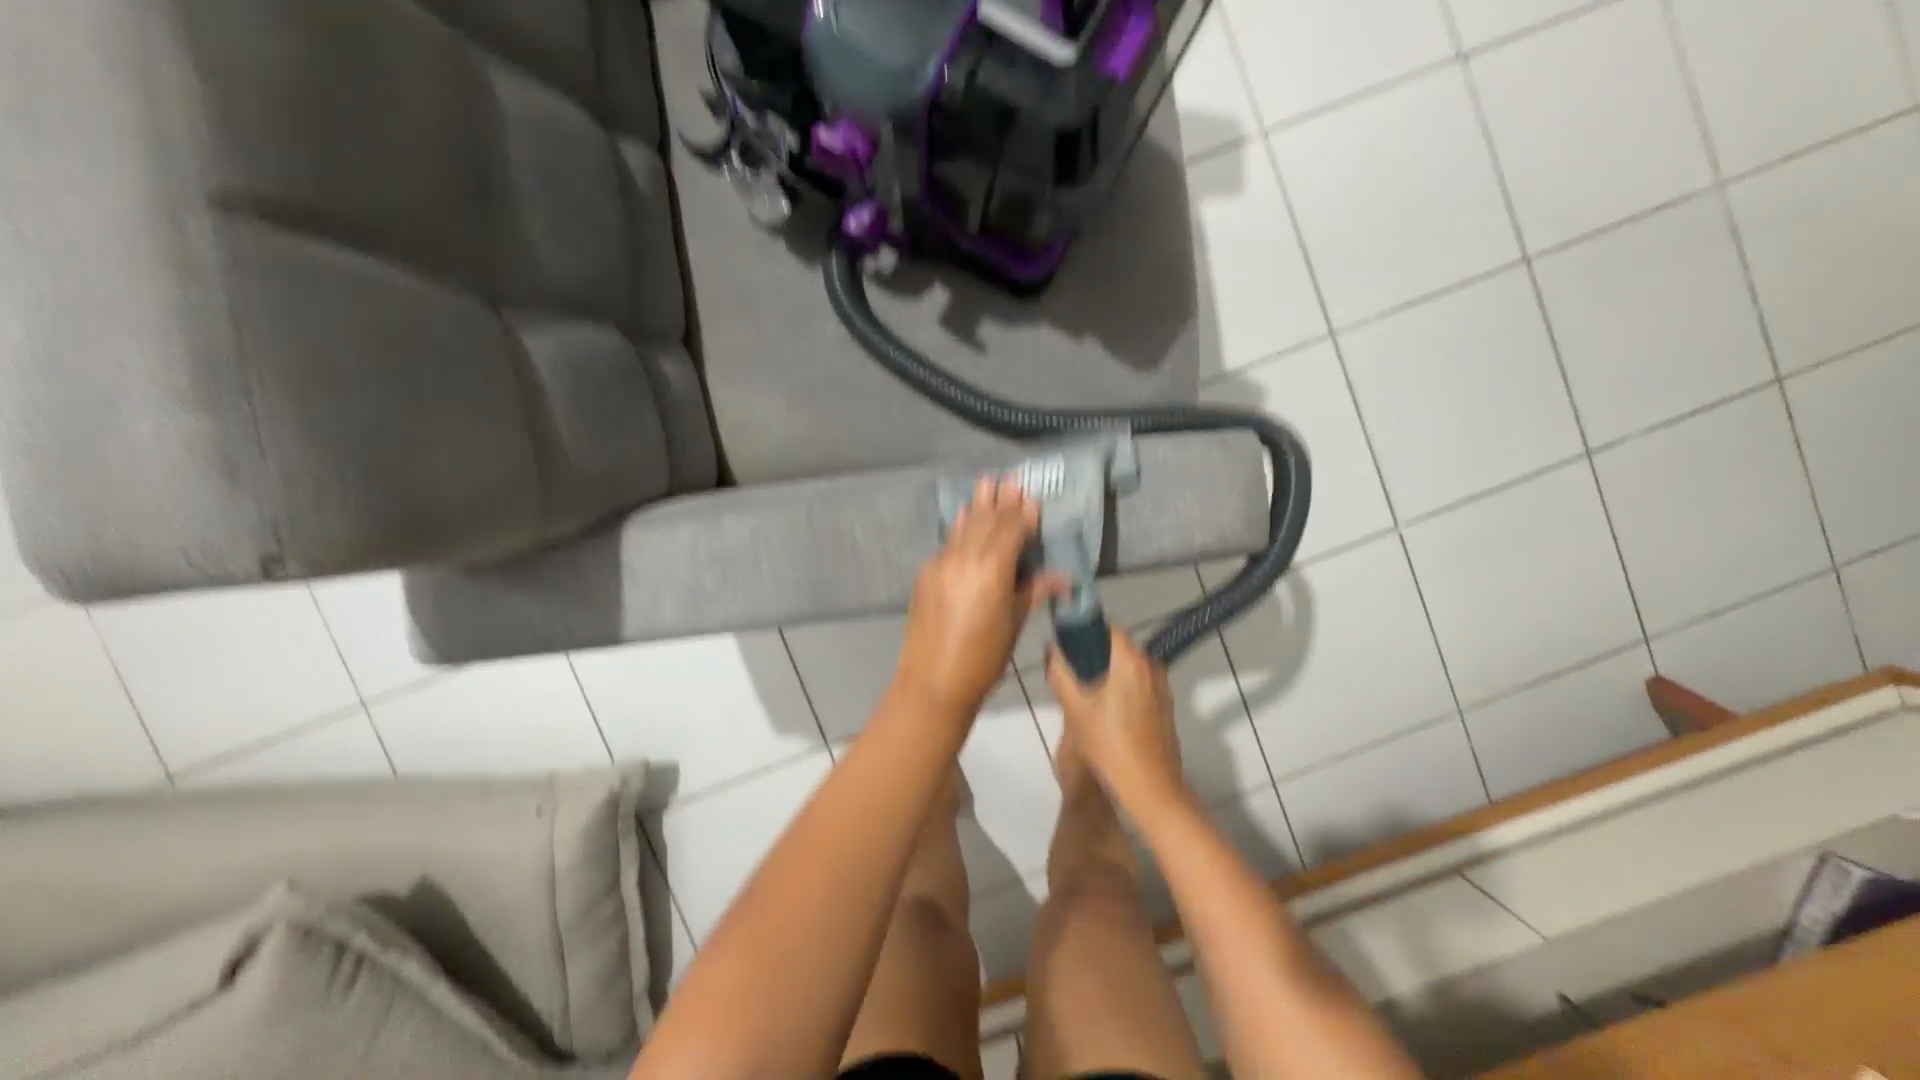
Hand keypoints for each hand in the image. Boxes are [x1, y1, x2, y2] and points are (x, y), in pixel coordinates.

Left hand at [896, 476, 1057, 717]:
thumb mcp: (1013, 624)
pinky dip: (960, 527)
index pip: (1010, 531)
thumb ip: (1033, 592)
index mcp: (990, 571)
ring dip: (978, 506)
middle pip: (986, 522)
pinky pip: (948, 542)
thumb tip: (1063, 578)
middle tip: (1013, 480)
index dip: (1023, 515)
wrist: (932, 684)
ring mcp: (940, 564)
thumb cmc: (982, 660)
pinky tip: (965, 517)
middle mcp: (963, 559)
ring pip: (964, 527)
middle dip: (1001, 502)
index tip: (1033, 499)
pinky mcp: (926, 575)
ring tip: (987, 482)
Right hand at [1046, 627, 1190, 814]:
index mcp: (1131, 660)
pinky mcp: (1165, 707)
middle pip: (1118, 648)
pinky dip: (1122, 692)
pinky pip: (1138, 687)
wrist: (1150, 786)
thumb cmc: (1109, 744)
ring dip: (1107, 676)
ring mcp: (1162, 687)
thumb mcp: (1074, 708)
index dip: (1085, 633)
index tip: (1068, 651)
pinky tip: (1106, 718)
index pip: (1108, 627)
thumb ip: (1060, 672)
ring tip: (1086, 702)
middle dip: (1094, 658)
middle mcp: (1151, 666)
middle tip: (1071, 680)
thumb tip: (1053, 649)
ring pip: (1128, 669)